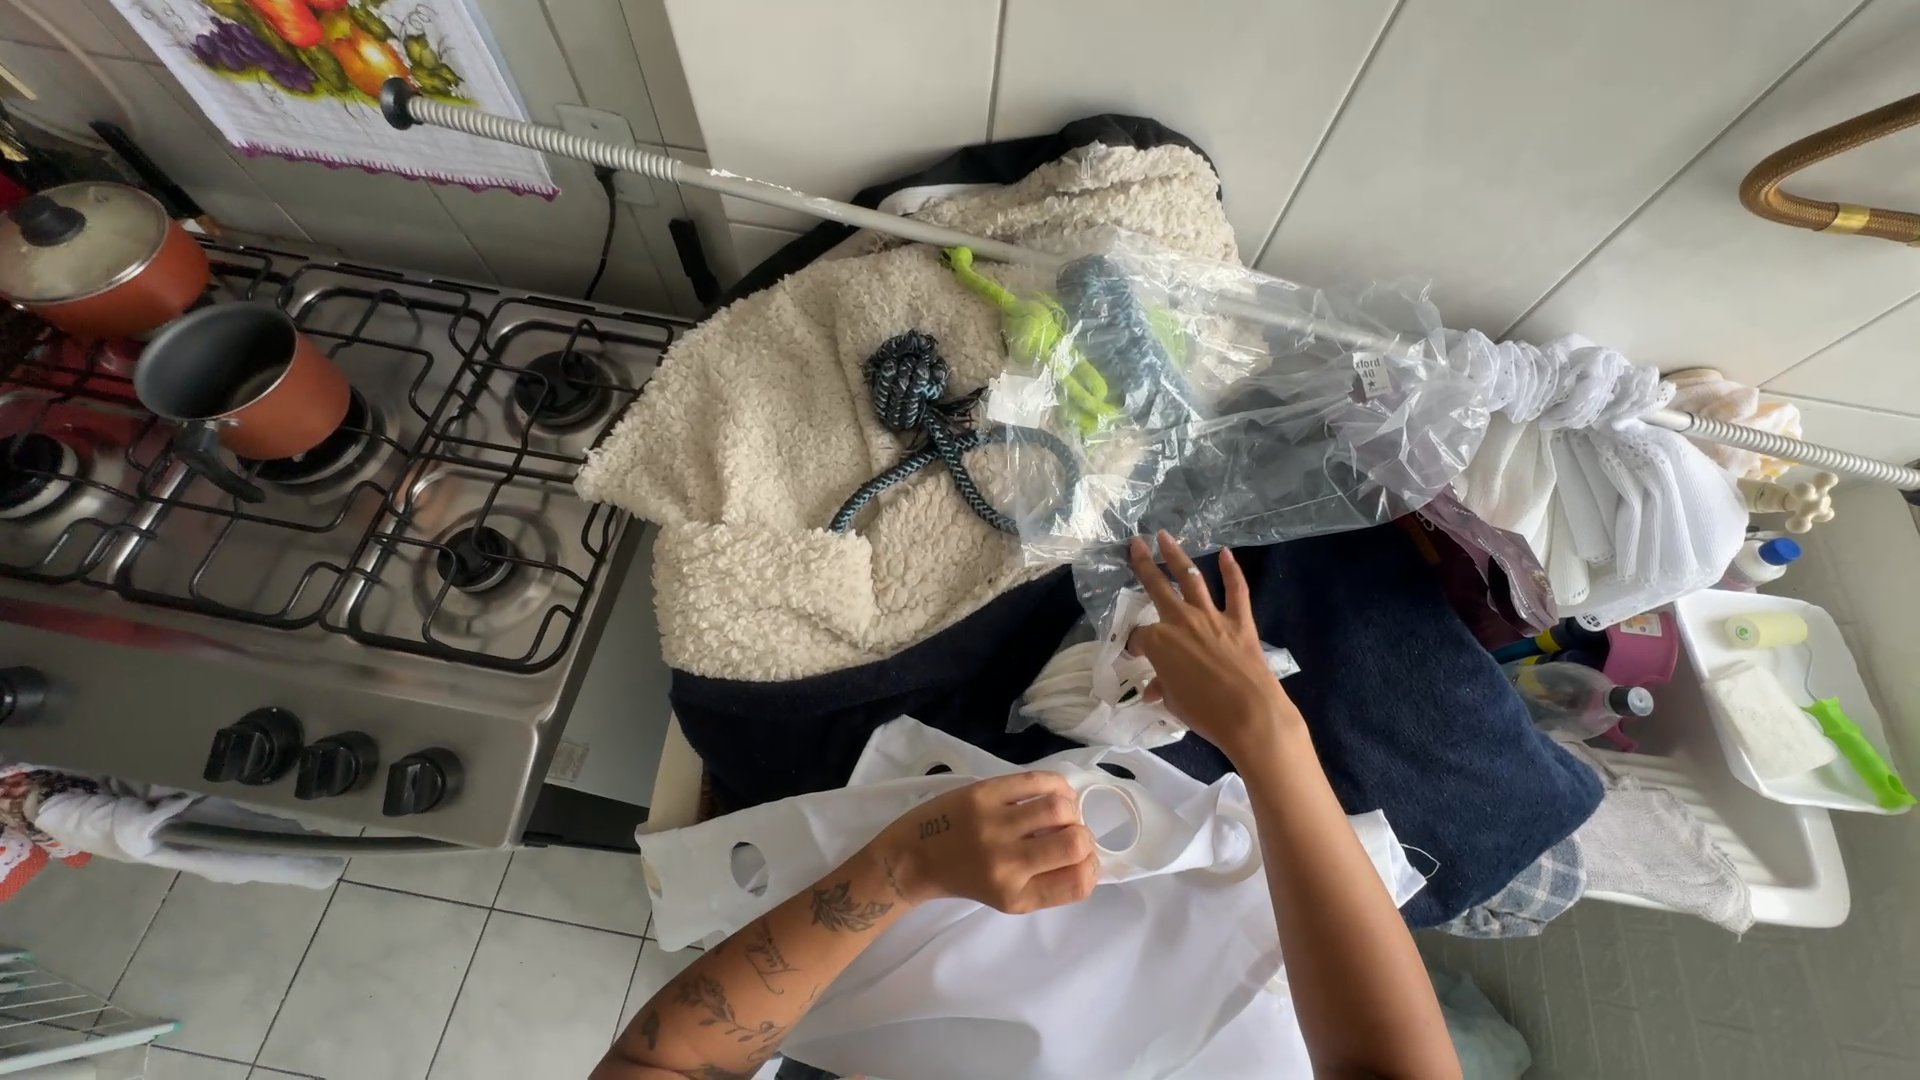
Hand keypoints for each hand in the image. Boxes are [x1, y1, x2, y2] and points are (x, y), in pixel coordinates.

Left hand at [868, 772, 1098, 913]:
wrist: (914, 857)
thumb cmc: (966, 877)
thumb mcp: (1008, 897)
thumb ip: (1047, 881)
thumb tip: (1088, 850)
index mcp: (1016, 896)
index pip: (1078, 883)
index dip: (1092, 866)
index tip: (1083, 858)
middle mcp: (1007, 863)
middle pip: (1075, 843)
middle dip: (1084, 835)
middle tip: (1071, 832)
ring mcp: (994, 825)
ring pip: (1059, 808)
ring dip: (1070, 808)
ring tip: (1061, 810)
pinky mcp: (984, 794)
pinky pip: (1036, 780)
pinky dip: (1056, 784)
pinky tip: (1053, 791)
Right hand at [1127, 530, 1301, 760]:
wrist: (1249, 714)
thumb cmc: (1204, 712)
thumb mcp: (1173, 702)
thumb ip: (1162, 686)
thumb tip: (1154, 689)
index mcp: (1158, 642)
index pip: (1138, 636)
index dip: (1135, 645)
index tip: (1137, 655)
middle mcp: (1180, 620)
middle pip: (1156, 587)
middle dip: (1143, 563)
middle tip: (1135, 543)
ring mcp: (1211, 617)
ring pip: (1190, 578)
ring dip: (1176, 555)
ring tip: (1165, 536)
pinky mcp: (1239, 621)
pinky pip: (1236, 591)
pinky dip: (1232, 571)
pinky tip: (1226, 554)